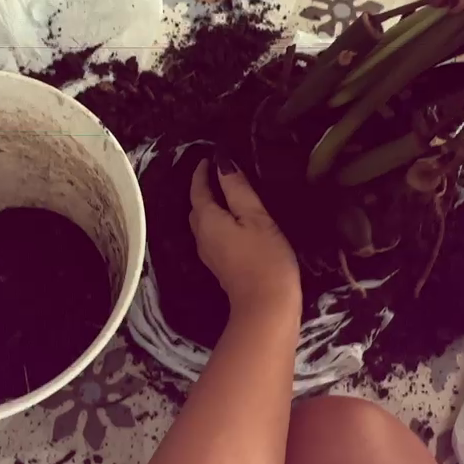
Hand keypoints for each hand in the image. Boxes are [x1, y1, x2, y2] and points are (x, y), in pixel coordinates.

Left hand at [189, 156, 300, 319]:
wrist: (267, 306)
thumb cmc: (265, 257)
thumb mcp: (255, 217)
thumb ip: (238, 188)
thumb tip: (222, 162)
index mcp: (207, 220)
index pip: (198, 189)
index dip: (202, 172)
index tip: (209, 156)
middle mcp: (201, 236)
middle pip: (196, 207)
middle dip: (203, 188)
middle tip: (218, 172)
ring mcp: (209, 254)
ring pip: (203, 222)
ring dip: (209, 205)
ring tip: (226, 192)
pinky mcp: (220, 266)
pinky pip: (212, 235)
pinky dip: (217, 221)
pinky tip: (233, 221)